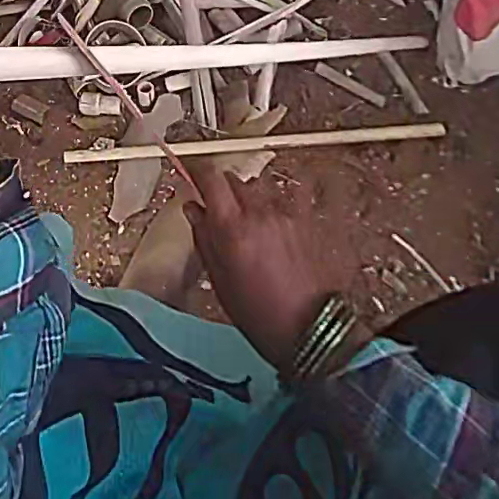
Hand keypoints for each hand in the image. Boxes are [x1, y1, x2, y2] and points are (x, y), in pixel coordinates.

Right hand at [184, 165, 333, 370]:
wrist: (311, 330)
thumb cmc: (259, 313)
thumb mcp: (219, 279)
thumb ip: (204, 236)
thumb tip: (192, 208)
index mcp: (232, 227)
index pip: (210, 177)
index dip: (195, 169)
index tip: (187, 169)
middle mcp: (259, 213)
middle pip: (232, 178)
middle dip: (219, 187)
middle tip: (212, 205)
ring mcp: (284, 215)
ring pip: (255, 190)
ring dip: (243, 199)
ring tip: (242, 226)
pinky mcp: (303, 222)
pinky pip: (276, 204)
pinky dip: (265, 211)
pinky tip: (265, 235)